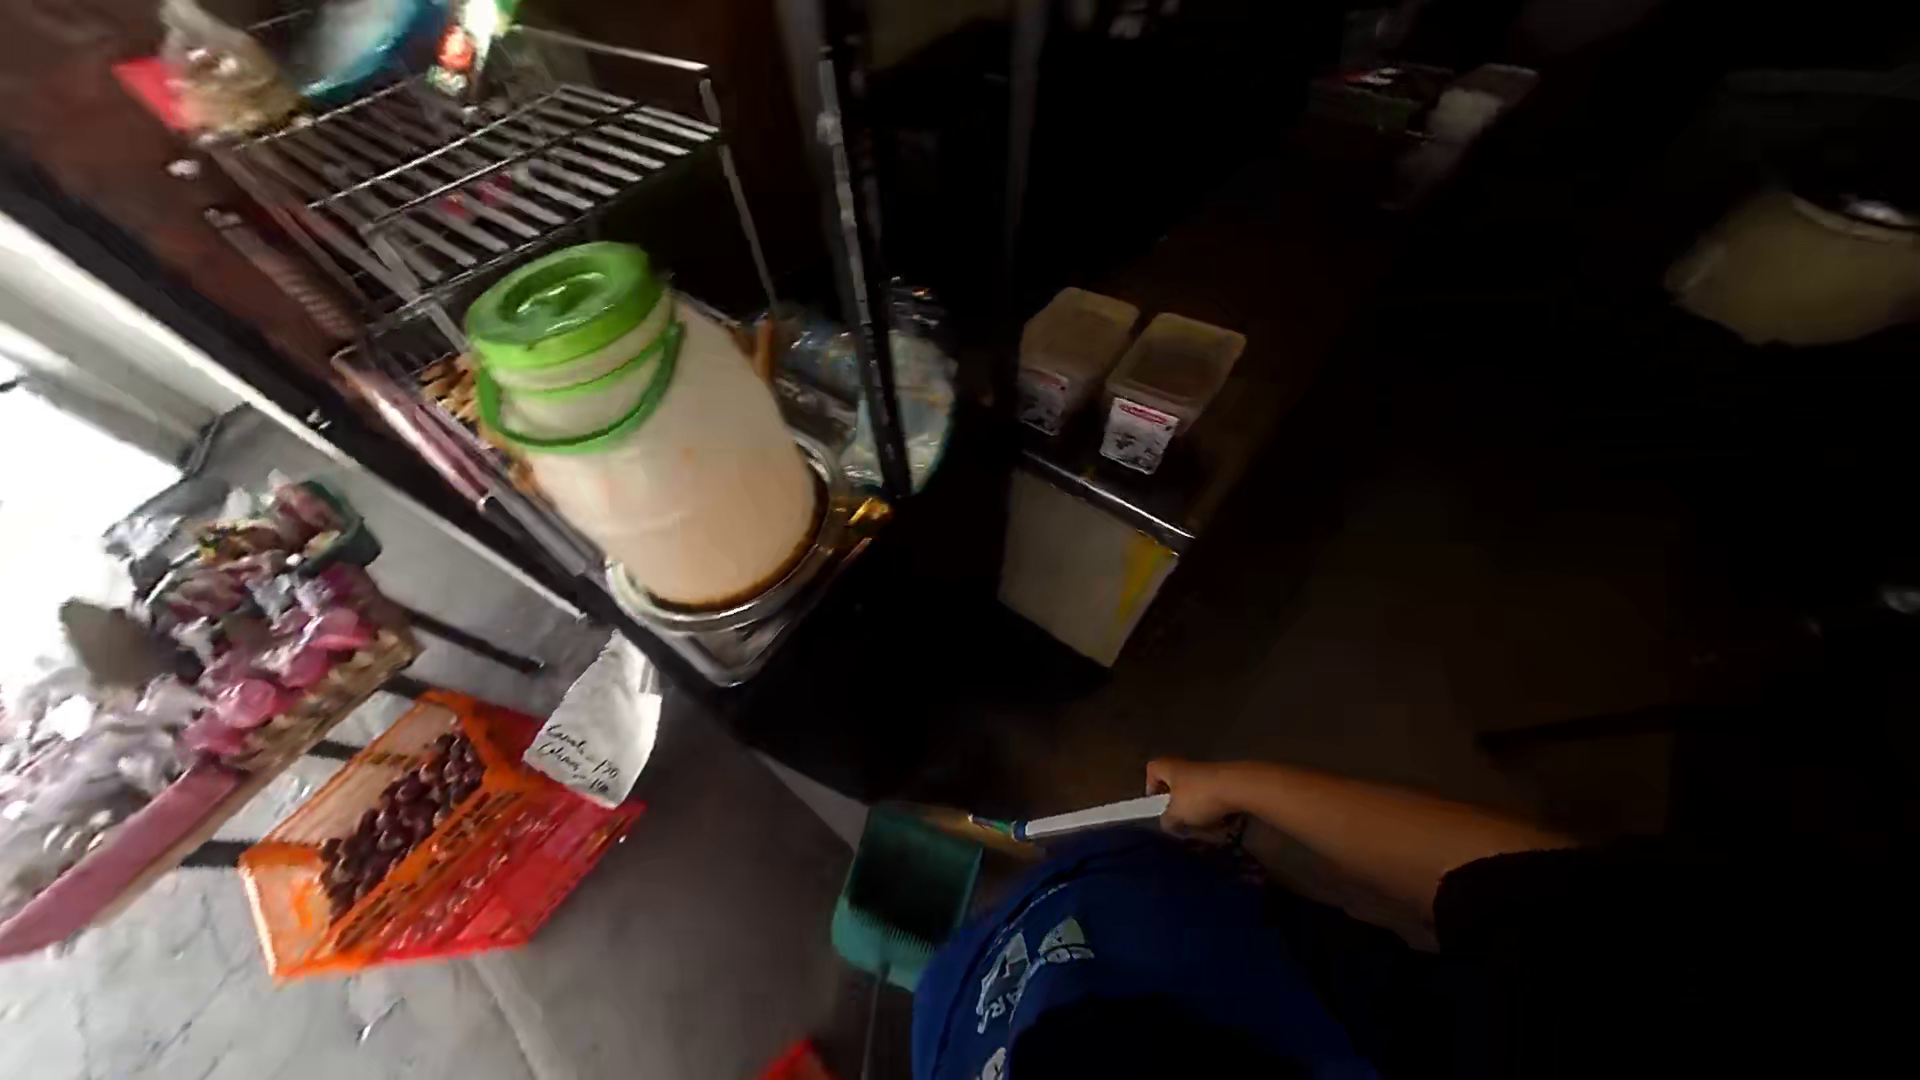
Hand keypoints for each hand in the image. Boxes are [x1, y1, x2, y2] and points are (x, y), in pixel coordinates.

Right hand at [1145, 758, 1243, 831]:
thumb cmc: (1198, 797)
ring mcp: (1203, 770)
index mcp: (1166, 767)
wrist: (1237, 787)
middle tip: (1180, 818)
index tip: (1158, 807)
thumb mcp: (1176, 815)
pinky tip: (1219, 820)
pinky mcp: (1221, 778)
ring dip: (1196, 808)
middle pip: (1174, 784)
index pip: (1151, 772)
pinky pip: (1211, 794)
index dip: (1151, 789)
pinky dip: (1213, 807)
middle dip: (1177, 804)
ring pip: (1193, 792)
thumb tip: (1167, 823)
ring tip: (1203, 824)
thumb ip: (1166, 820)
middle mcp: (1182, 765)